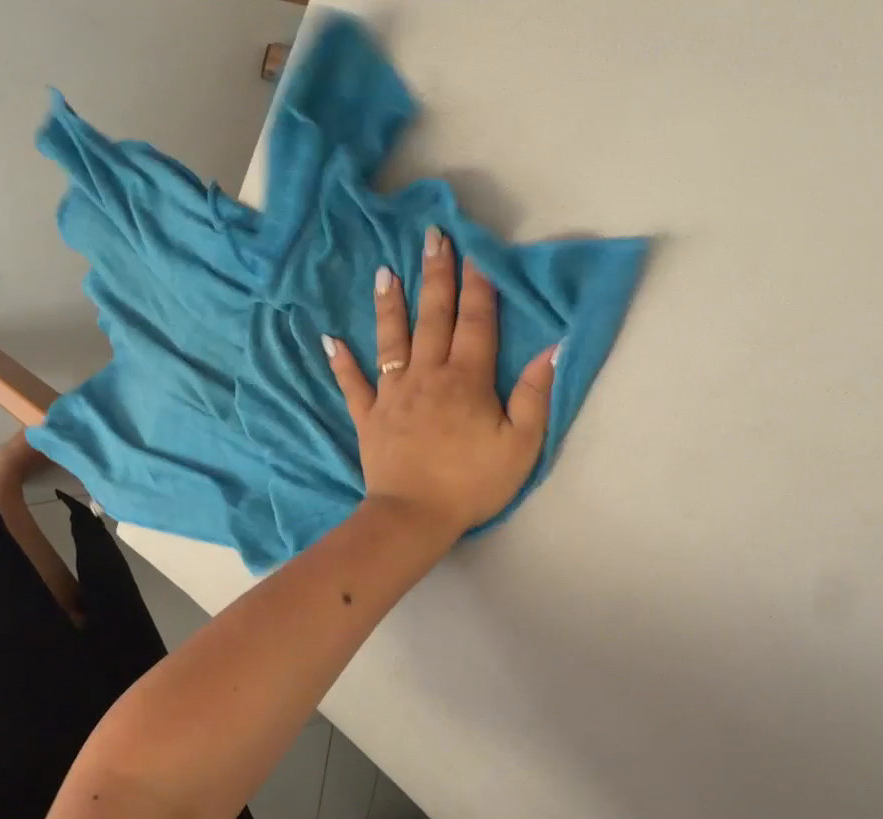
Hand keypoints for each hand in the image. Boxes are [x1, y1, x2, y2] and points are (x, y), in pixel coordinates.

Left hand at [323, 226, 556, 539]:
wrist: (413, 516)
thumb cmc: (471, 483)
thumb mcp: (521, 444)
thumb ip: (535, 394)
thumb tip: (553, 346)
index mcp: (467, 379)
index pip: (477, 322)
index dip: (479, 285)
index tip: (476, 250)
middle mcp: (426, 376)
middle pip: (433, 318)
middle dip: (435, 276)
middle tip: (431, 238)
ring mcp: (392, 395)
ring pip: (390, 341)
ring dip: (388, 305)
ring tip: (383, 272)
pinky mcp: (367, 417)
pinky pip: (352, 384)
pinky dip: (341, 362)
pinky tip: (329, 339)